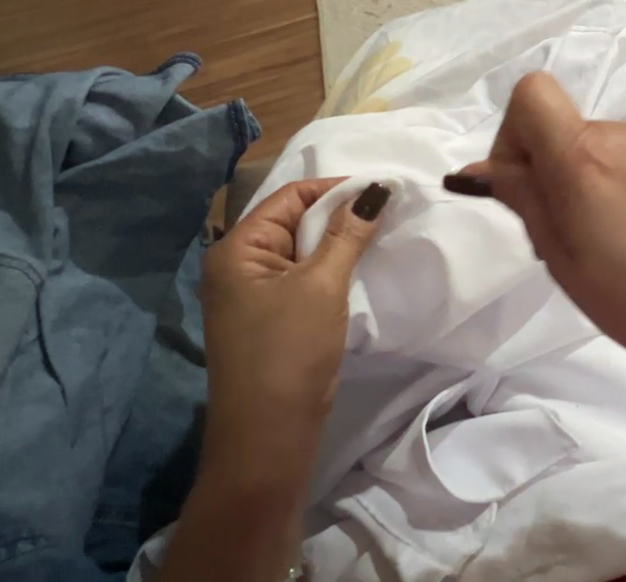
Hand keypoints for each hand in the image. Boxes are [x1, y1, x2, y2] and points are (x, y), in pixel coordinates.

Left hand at [197, 177, 387, 484]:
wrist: (268, 436)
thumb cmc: (289, 351)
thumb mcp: (323, 284)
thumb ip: (348, 232)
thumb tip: (375, 189)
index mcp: (237, 249)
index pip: (290, 196)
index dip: (336, 188)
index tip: (382, 190)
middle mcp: (238, 264)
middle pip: (295, 219)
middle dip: (340, 213)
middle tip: (388, 211)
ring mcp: (252, 293)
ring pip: (303, 248)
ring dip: (339, 241)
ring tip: (380, 235)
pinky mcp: (271, 315)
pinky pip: (304, 275)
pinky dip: (332, 266)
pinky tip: (360, 267)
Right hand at [452, 72, 625, 410]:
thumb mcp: (559, 255)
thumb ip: (521, 197)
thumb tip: (481, 167)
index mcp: (584, 156)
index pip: (530, 93)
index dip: (514, 133)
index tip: (526, 183)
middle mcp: (625, 131)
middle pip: (569, 129)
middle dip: (558, 168)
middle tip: (576, 231)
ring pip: (607, 144)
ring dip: (599, 174)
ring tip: (624, 234)